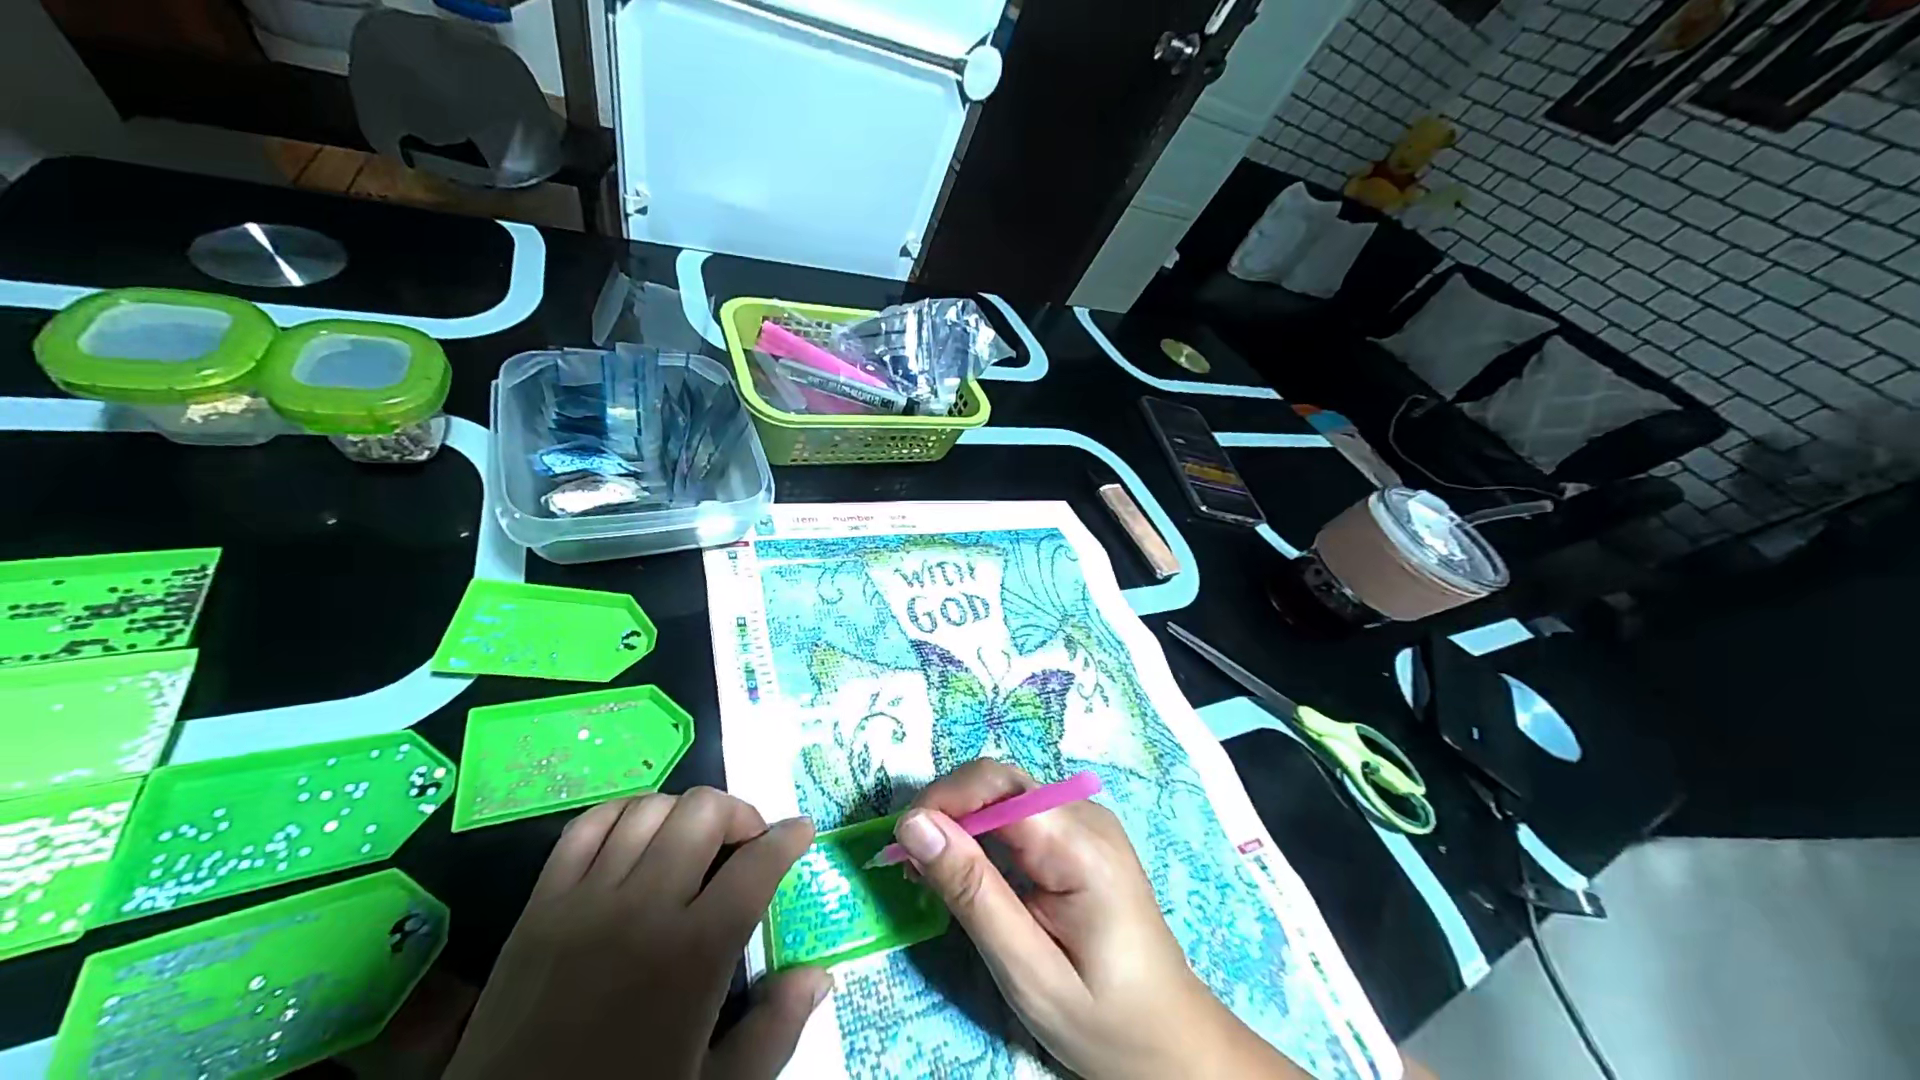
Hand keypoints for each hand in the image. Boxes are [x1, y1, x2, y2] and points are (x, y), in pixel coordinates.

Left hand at [443, 789, 830, 1079]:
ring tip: (694, 838)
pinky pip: (586, 826)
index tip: (802, 830)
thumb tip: (820, 975)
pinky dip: (623, 813)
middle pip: (703, 813)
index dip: (789, 838)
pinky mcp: (538, 906)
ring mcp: (585, 901)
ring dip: (685, 811)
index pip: (757, 866)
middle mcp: (643, 908)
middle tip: (747, 843)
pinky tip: (637, 833)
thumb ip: (773, 1031)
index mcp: (694, 953)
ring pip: (649, 809)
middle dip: (740, 814)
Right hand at [894, 760, 1307, 1079]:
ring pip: (1006, 793)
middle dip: (946, 807)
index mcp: (1080, 843)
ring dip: (960, 819)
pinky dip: (983, 832)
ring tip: (930, 868)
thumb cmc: (1103, 1018)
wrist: (1173, 1042)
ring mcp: (1086, 822)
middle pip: (1000, 781)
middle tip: (908, 860)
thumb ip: (971, 892)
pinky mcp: (1080, 836)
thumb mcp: (1027, 969)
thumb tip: (913, 824)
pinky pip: (1021, 814)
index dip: (941, 803)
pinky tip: (967, 868)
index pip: (997, 787)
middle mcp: (1085, 814)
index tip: (898, 846)